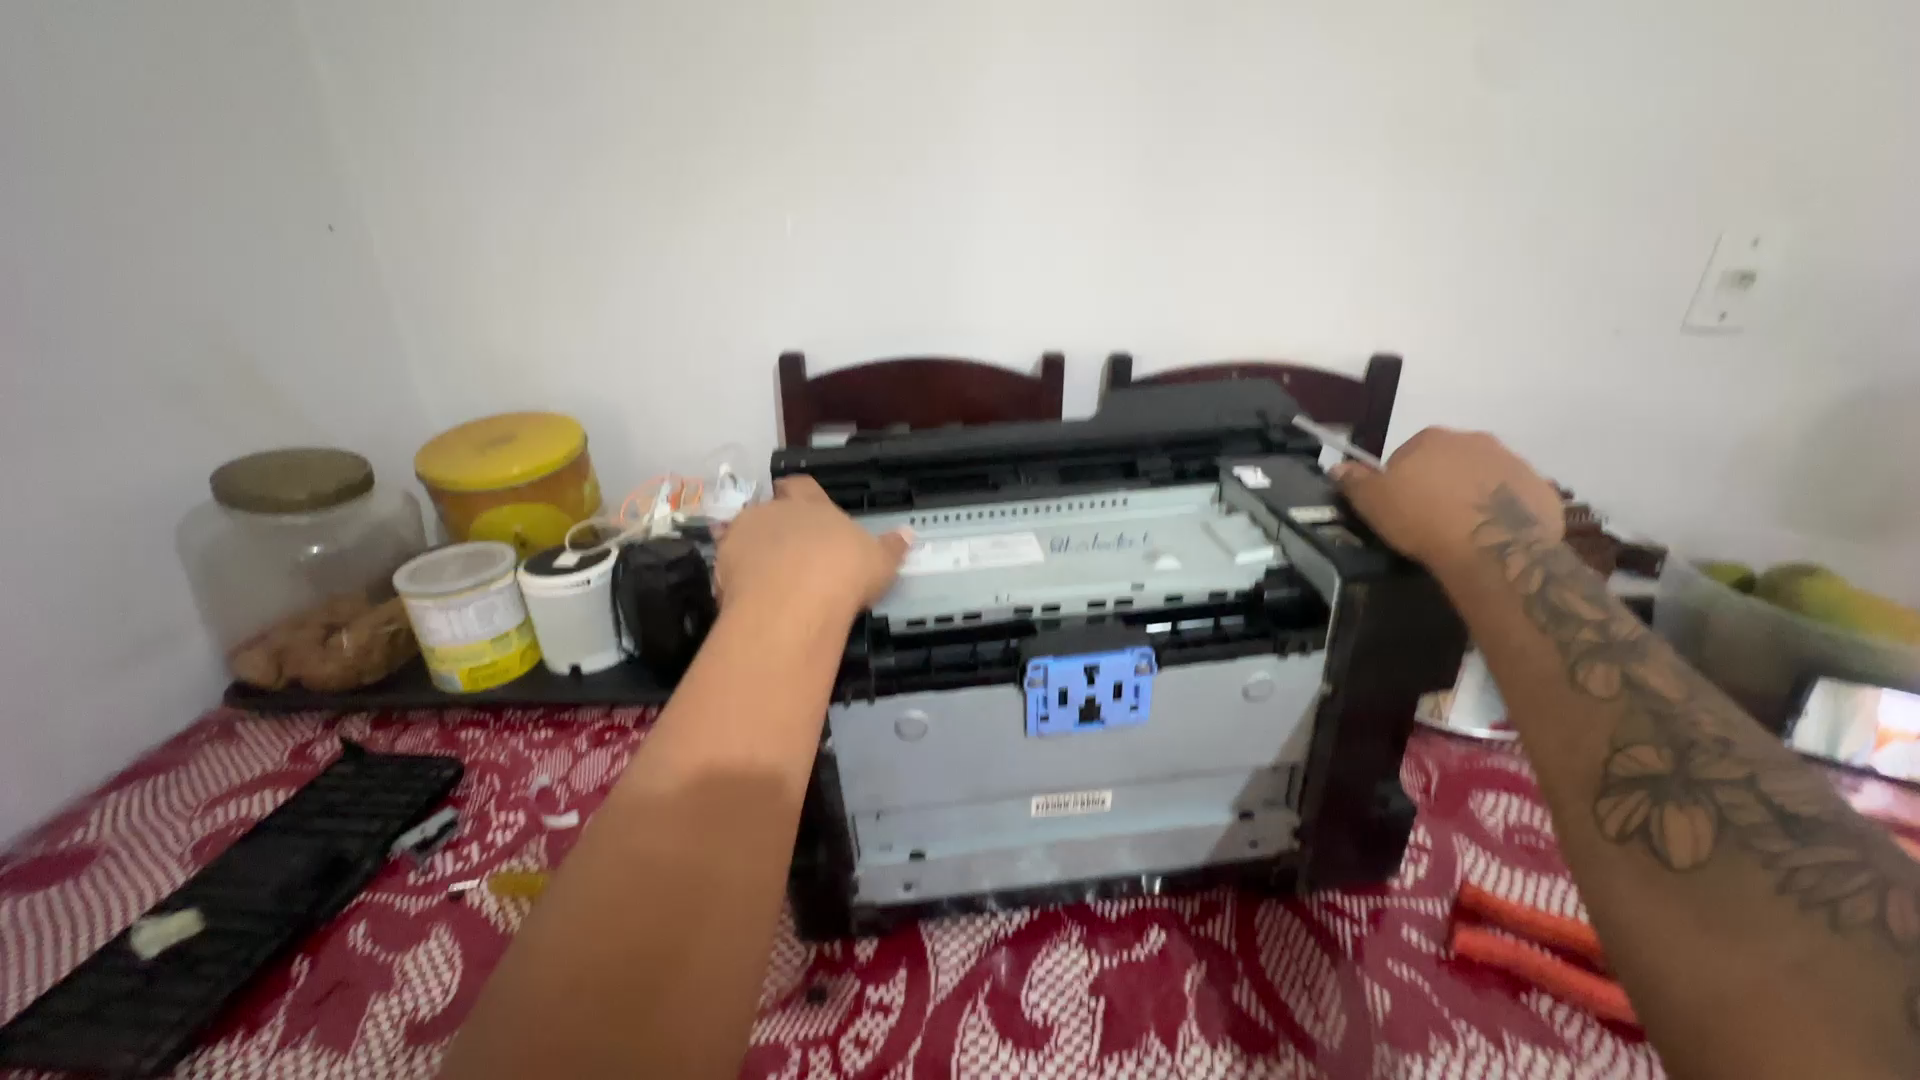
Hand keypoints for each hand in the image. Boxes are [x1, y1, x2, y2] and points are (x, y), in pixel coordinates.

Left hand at [713, 476, 910, 618]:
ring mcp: (744, 535)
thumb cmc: (846, 572)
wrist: (797, 600)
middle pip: (766, 508)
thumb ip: (892, 547)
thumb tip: (909, 534)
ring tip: (765, 577)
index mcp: (812, 505)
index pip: (800, 486)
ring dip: (751, 550)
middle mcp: (775, 511)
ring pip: (741, 534)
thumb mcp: (880, 562)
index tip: (803, 507)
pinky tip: (748, 596)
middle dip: (773, 525)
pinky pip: (725, 565)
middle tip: (786, 550)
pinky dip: (734, 576)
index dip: (800, 494)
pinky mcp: (722, 563)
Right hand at [1331, 427, 1563, 569]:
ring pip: (1485, 479)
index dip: (1401, 481)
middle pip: (1450, 462)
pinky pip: (1516, 499)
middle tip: (1429, 519)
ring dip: (1473, 496)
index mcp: (1433, 438)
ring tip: (1461, 531)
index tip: (1400, 507)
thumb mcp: (1372, 503)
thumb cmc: (1422, 520)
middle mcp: (1477, 440)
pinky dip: (1504, 513)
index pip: (1408, 454)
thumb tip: (1338, 467)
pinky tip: (1491, 537)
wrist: (1491, 549)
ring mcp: (1515, 463)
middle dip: (1440, 484)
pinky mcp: (1543, 491)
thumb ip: (1353, 481)